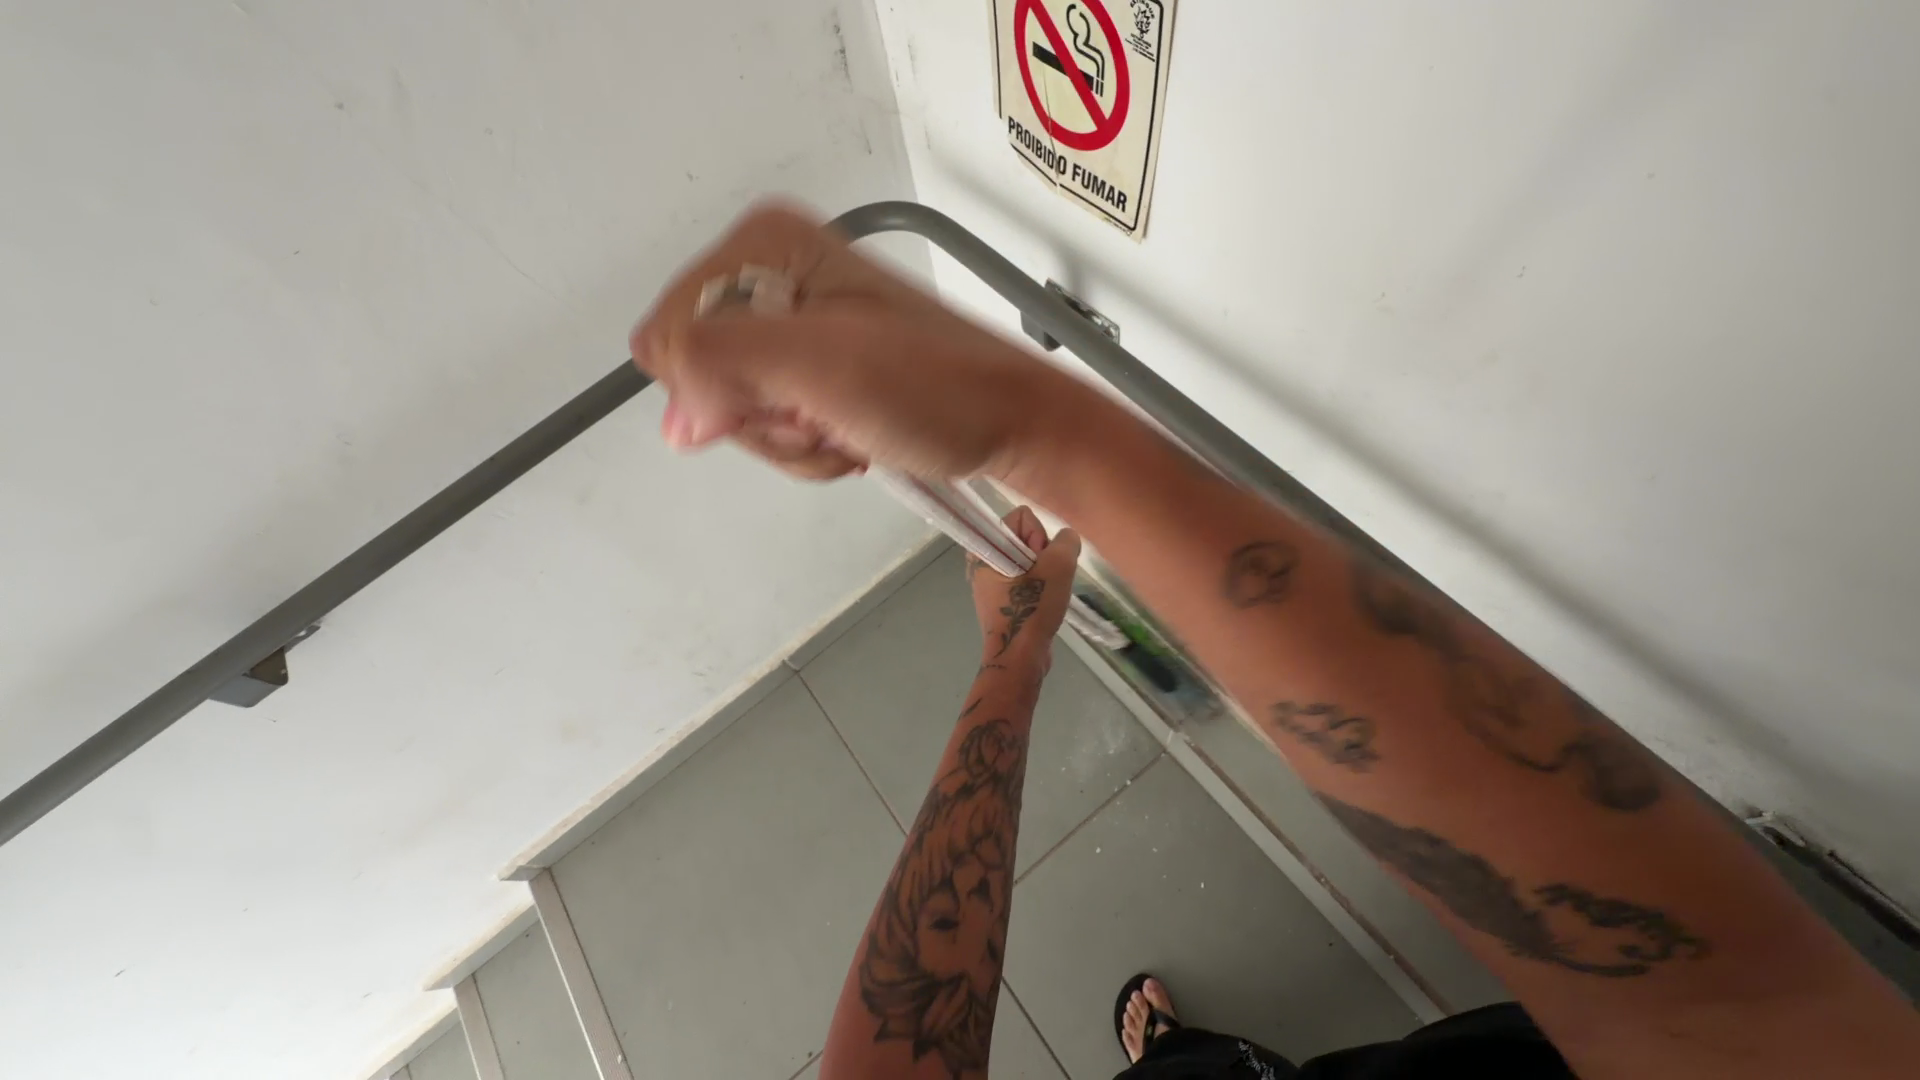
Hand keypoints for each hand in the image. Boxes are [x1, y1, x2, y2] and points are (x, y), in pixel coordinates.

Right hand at [629, 202, 1096, 481]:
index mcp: (766, 247)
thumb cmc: (941, 390)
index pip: (667, 335)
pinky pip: (771, 423)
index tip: (790, 395)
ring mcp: (794, 324)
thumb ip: (726, 363)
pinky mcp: (814, 364)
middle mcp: (773, 276)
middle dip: (764, 419)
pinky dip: (808, 446)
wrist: (1007, 422)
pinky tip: (851, 433)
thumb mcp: (827, 366)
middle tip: (826, 415)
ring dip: (792, 439)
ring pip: (735, 410)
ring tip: (846, 425)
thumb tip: (676, 416)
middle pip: (700, 377)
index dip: (719, 389)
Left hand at [969, 506, 1081, 672]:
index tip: (1041, 561)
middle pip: (1025, 538)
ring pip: (1028, 560)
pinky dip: (1037, 588)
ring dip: (1043, 573)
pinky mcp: (999, 600)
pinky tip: (1042, 603)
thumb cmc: (1033, 607)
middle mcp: (982, 561)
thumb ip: (1067, 541)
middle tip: (1044, 579)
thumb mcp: (1059, 566)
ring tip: (1045, 593)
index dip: (1039, 536)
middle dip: (1043, 555)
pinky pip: (1025, 580)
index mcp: (986, 548)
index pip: (1022, 517)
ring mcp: (990, 583)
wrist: (1020, 655)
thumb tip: (1066, 539)